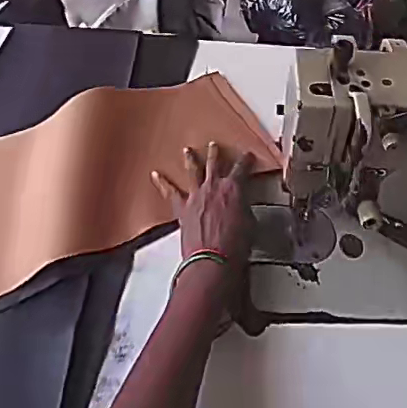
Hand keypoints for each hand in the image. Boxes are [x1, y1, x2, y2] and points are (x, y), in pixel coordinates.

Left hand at [152, 142, 253, 302]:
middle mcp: (213, 187)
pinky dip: (162, 183)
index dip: (245, 161)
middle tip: (214, 145)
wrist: (212, 261)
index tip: (247, 156)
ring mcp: (196, 196)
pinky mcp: (183, 209)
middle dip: (215, 153)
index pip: (241, 168)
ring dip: (191, 159)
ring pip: (193, 171)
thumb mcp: (250, 224)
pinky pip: (170, 193)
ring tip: (187, 150)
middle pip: (214, 164)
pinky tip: (156, 174)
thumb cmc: (234, 246)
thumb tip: (242, 210)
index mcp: (234, 188)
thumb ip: (244, 210)